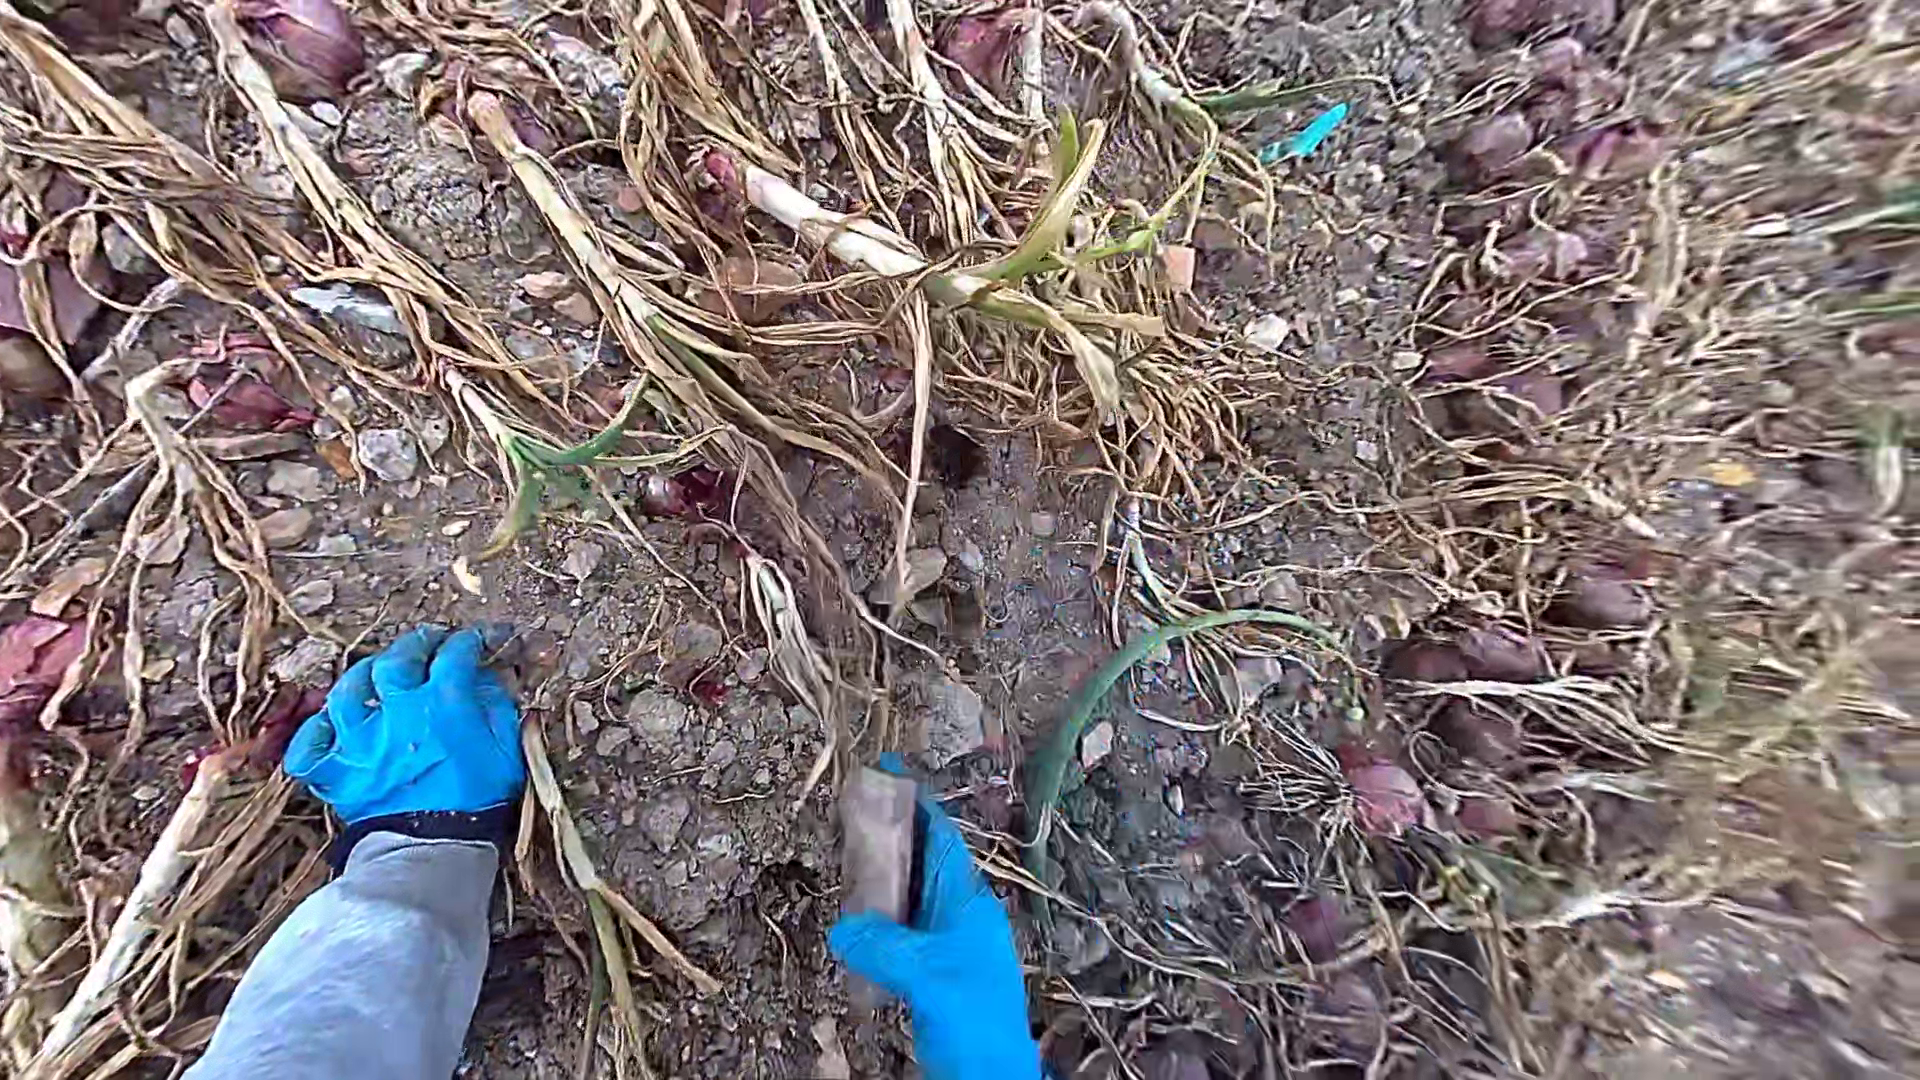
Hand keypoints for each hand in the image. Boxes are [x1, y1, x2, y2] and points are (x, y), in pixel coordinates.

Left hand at [286, 627, 523, 822]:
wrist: (437, 842)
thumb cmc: (481, 790)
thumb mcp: (507, 740)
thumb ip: (497, 702)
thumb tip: (487, 677)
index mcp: (445, 702)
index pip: (456, 653)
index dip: (473, 639)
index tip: (484, 637)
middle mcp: (397, 711)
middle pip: (397, 659)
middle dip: (419, 642)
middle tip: (432, 639)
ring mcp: (358, 740)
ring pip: (348, 689)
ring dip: (367, 671)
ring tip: (382, 667)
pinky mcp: (332, 770)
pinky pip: (310, 742)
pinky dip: (319, 726)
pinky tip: (336, 719)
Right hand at [829, 770, 1038, 1079]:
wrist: (990, 1077)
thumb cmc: (973, 1019)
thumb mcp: (930, 977)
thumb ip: (886, 948)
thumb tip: (843, 925)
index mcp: (967, 899)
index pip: (940, 836)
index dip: (917, 802)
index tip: (891, 772)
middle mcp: (957, 910)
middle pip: (922, 858)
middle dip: (893, 833)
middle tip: (857, 813)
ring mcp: (945, 938)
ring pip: (910, 890)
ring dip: (884, 873)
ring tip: (850, 854)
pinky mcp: (931, 965)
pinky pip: (902, 924)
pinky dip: (881, 913)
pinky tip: (859, 914)